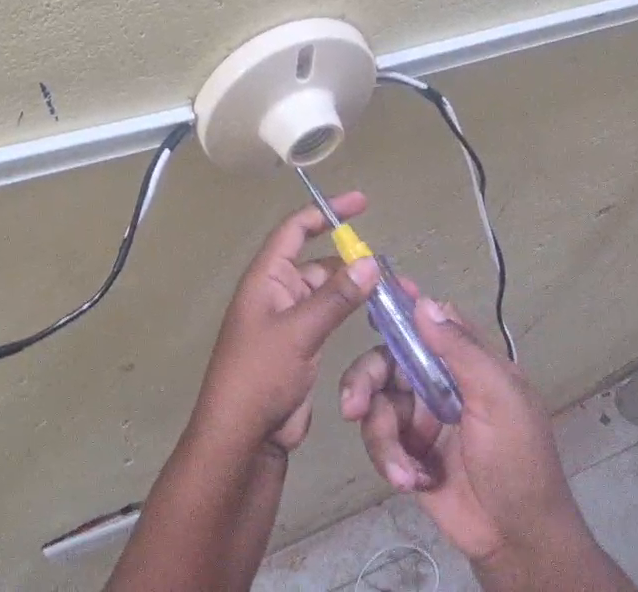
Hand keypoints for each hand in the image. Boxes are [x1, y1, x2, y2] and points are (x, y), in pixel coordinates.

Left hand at [195, 191, 380, 454]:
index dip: (325, 212)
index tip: (361, 202)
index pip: (295, 230)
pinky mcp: (301, 346)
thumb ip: (335, 297)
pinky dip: (350, 310)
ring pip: (326, 290)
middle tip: (391, 265)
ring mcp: (289, 320)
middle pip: (316, 260)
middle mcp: (276, 292)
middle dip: (350, 257)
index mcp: (265, 278)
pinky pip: (329, 316)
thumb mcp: (299, 332)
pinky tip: (377, 316)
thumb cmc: (260, 374)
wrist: (244, 435)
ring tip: (393, 291)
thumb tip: (371, 261)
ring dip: (354, 287)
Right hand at [339, 289, 573, 569]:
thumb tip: (424, 301)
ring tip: (403, 471)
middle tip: (352, 405)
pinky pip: (378, 440)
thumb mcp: (499, 398)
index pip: (430, 322)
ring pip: (376, 403)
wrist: (516, 538)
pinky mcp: (406, 452)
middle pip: (386, 360)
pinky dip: (391, 462)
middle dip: (365, 379)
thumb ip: (461, 349)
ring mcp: (420, 418)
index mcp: (467, 364)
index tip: (372, 297)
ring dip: (382, 437)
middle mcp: (439, 383)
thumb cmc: (517, 460)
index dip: (402, 306)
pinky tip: (413, 482)